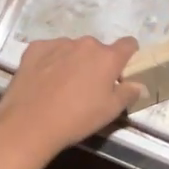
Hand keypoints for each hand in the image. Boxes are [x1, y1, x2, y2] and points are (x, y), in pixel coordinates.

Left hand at [0, 36, 144, 154]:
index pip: (128, 44)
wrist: (30, 124)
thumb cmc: (77, 119)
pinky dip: (51, 61)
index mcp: (107, 57)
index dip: (128, 56)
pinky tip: (44, 81)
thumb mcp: (110, 112)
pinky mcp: (35, 48)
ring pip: (73, 49)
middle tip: (87, 87)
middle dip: (96, 63)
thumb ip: (128, 93)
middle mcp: (85, 44)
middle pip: (97, 49)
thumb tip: (138, 84)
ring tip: (62, 86)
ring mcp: (58, 44)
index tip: (121, 70)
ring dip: (73, 61)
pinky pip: (50, 51)